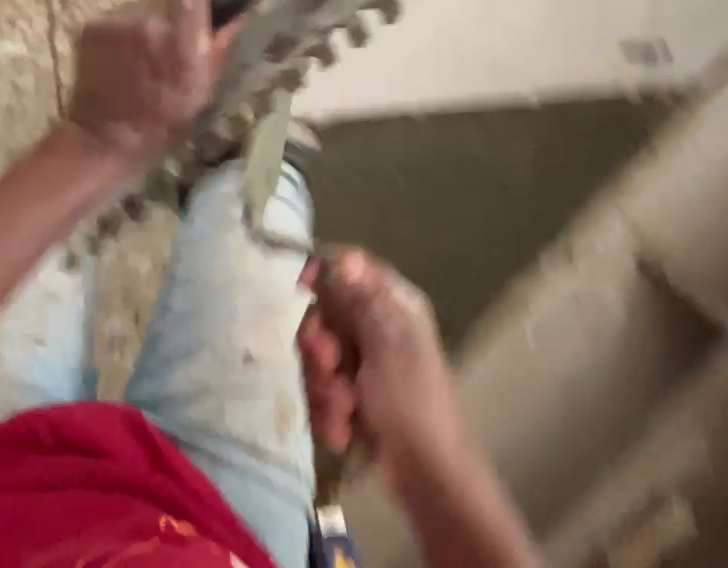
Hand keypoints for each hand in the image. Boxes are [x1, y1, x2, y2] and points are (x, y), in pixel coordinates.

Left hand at [66, 0, 236, 164]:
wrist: (106, 138)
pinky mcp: (92, 25)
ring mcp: (116, 21)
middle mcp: (147, 21)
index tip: (203, 6)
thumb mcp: (206, 84)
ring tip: (149, 48)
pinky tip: (126, 54)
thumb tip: (253, 3)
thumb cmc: (166, 118)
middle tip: (177, 33)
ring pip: (144, 1)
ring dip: (152, 17)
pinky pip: (120, 14)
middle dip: (177, 6)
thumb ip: (226, 40)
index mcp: (181, 37)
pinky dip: (128, 28)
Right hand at [299, 248, 467, 479]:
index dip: (324, 272)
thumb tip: (345, 255)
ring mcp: (364, 363)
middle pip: (326, 315)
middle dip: (321, 348)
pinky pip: (321, 389)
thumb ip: (364, 300)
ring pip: (319, 356)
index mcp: (395, 306)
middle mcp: (378, 327)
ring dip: (324, 387)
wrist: (427, 473)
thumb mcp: (387, 345)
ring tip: (344, 409)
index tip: (300, 286)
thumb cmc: (411, 402)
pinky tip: (342, 429)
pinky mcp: (352, 395)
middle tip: (331, 368)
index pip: (352, 269)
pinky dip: (328, 411)